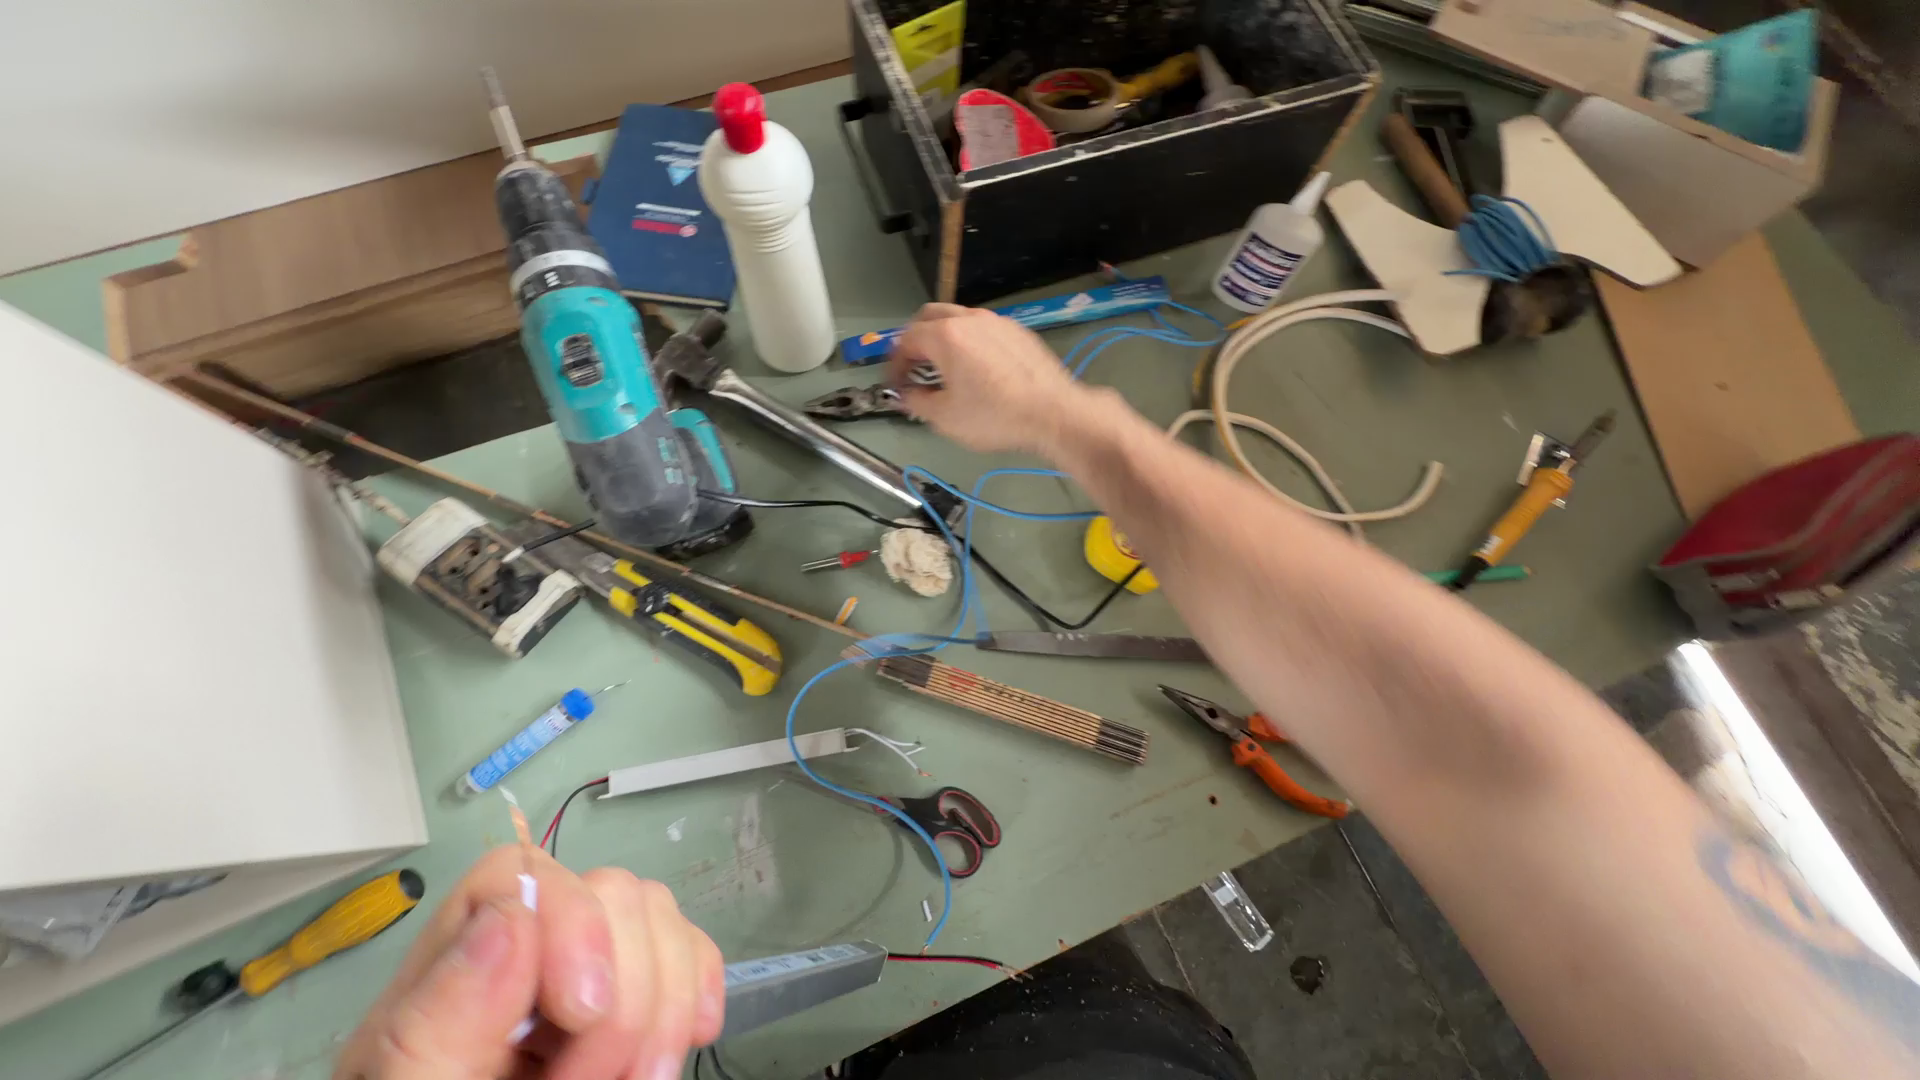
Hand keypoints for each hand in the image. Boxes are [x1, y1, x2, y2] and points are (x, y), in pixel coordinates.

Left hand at [336, 847, 722, 1079]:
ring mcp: (587, 976)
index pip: (516, 876)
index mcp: (446, 983)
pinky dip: (699, 986)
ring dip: (667, 1001)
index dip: (569, 921)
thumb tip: (509, 916)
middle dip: (627, 989)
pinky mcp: (642, 998)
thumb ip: (437, 1029)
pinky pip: (690, 950)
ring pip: (657, 915)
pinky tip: (694, 1036)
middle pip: (606, 892)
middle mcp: (521, 961)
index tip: (584, 1014)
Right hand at [888, 303, 1100, 454]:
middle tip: (914, 368)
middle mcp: (970, 319)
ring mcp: (997, 322)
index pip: (906, 340)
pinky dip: (970, 342)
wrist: (1054, 414)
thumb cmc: (995, 416)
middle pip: (930, 317)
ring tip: (945, 369)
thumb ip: (917, 401)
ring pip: (959, 319)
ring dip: (943, 338)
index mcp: (945, 335)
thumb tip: (904, 395)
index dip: (894, 364)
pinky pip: (984, 329)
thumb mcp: (945, 418)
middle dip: (915, 341)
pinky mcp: (1019, 332)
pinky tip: (978, 369)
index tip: (896, 386)